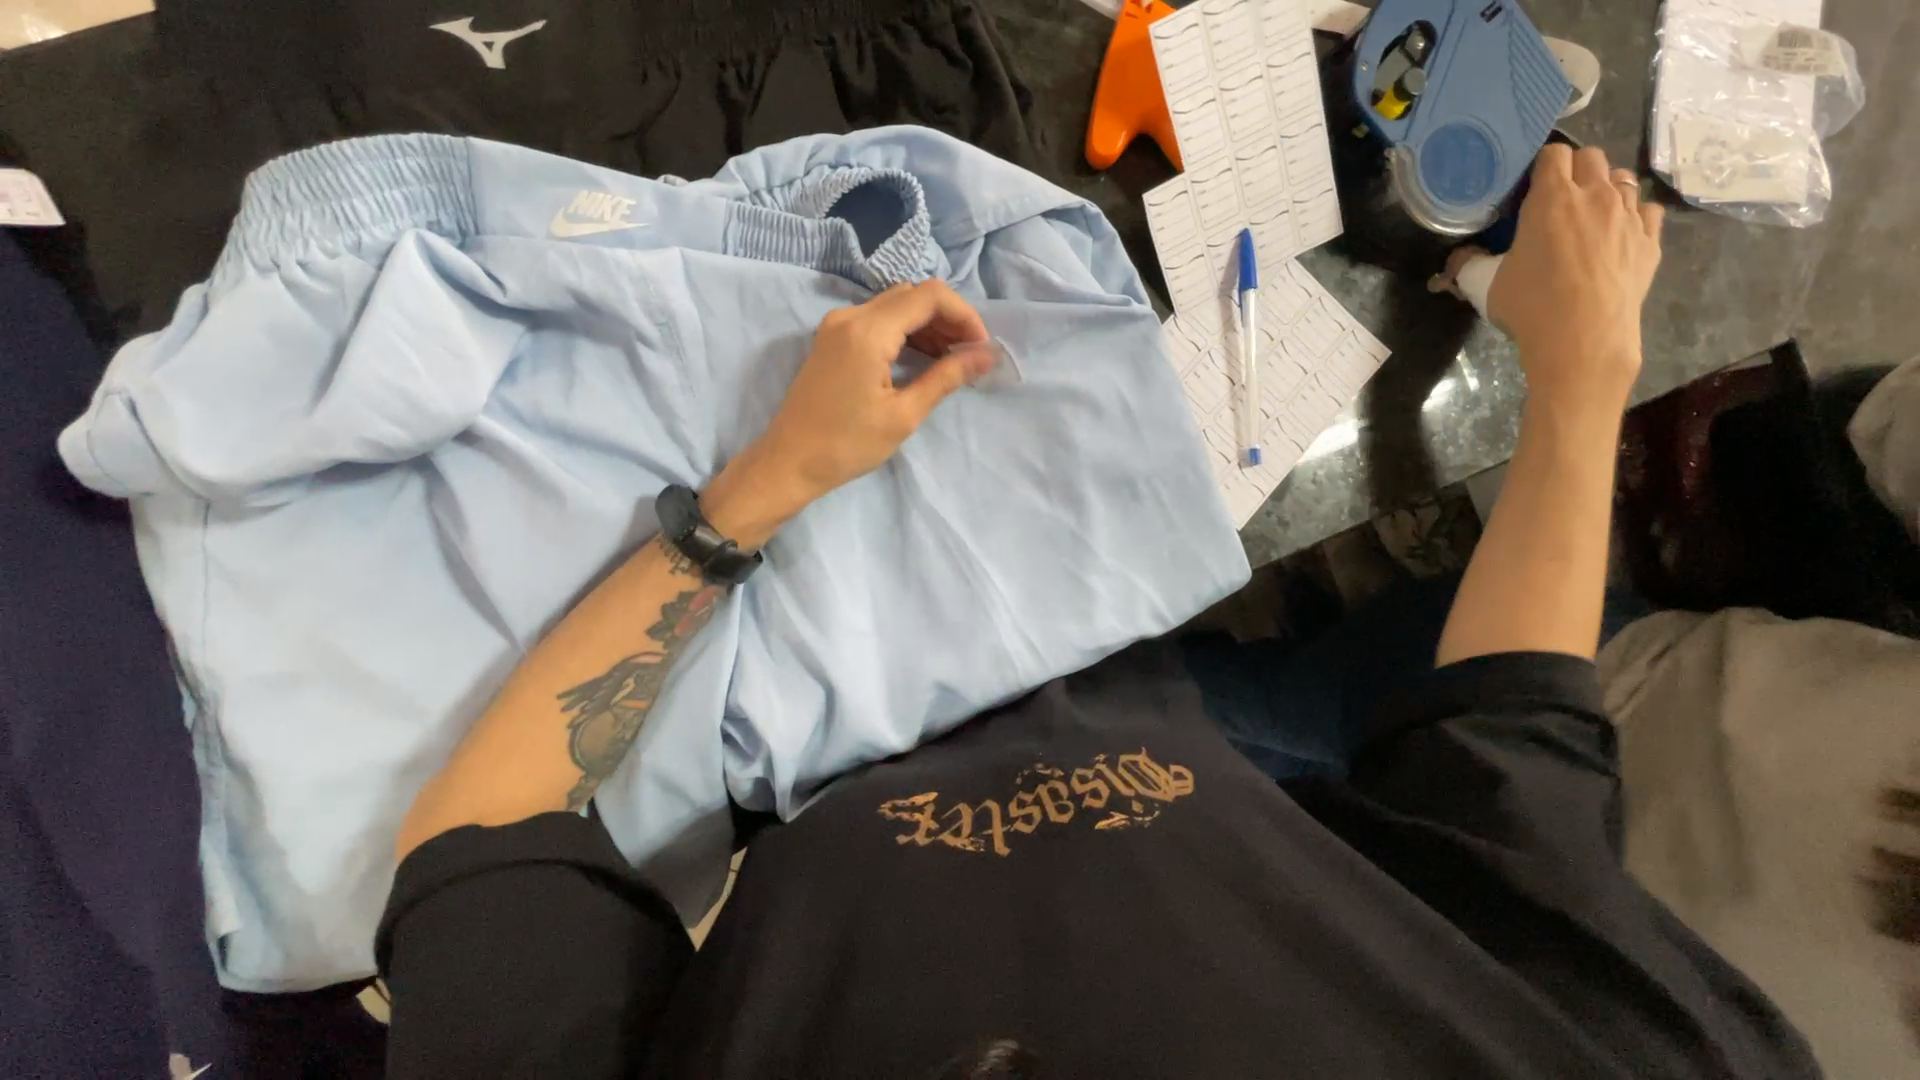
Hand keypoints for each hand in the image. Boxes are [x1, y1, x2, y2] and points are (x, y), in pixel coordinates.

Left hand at [701, 281, 992, 546]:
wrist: (789, 463)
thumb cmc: (846, 446)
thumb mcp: (903, 415)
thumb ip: (946, 378)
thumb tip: (986, 356)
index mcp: (868, 331)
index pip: (929, 296)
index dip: (964, 316)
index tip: (981, 348)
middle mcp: (850, 316)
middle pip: (913, 295)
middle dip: (948, 319)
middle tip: (970, 355)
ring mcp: (837, 325)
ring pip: (895, 305)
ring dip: (928, 325)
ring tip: (951, 361)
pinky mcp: (831, 339)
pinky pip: (877, 320)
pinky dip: (905, 332)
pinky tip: (922, 359)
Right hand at [1490, 144, 1664, 406]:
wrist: (1582, 337)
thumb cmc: (1530, 305)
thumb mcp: (1485, 285)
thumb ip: (1471, 264)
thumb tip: (1460, 257)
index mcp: (1552, 199)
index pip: (1553, 154)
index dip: (1540, 165)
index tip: (1529, 186)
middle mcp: (1596, 196)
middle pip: (1592, 157)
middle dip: (1574, 170)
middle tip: (1557, 197)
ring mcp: (1629, 216)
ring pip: (1623, 180)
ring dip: (1605, 189)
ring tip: (1588, 214)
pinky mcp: (1650, 239)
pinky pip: (1646, 210)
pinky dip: (1632, 214)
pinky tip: (1617, 233)